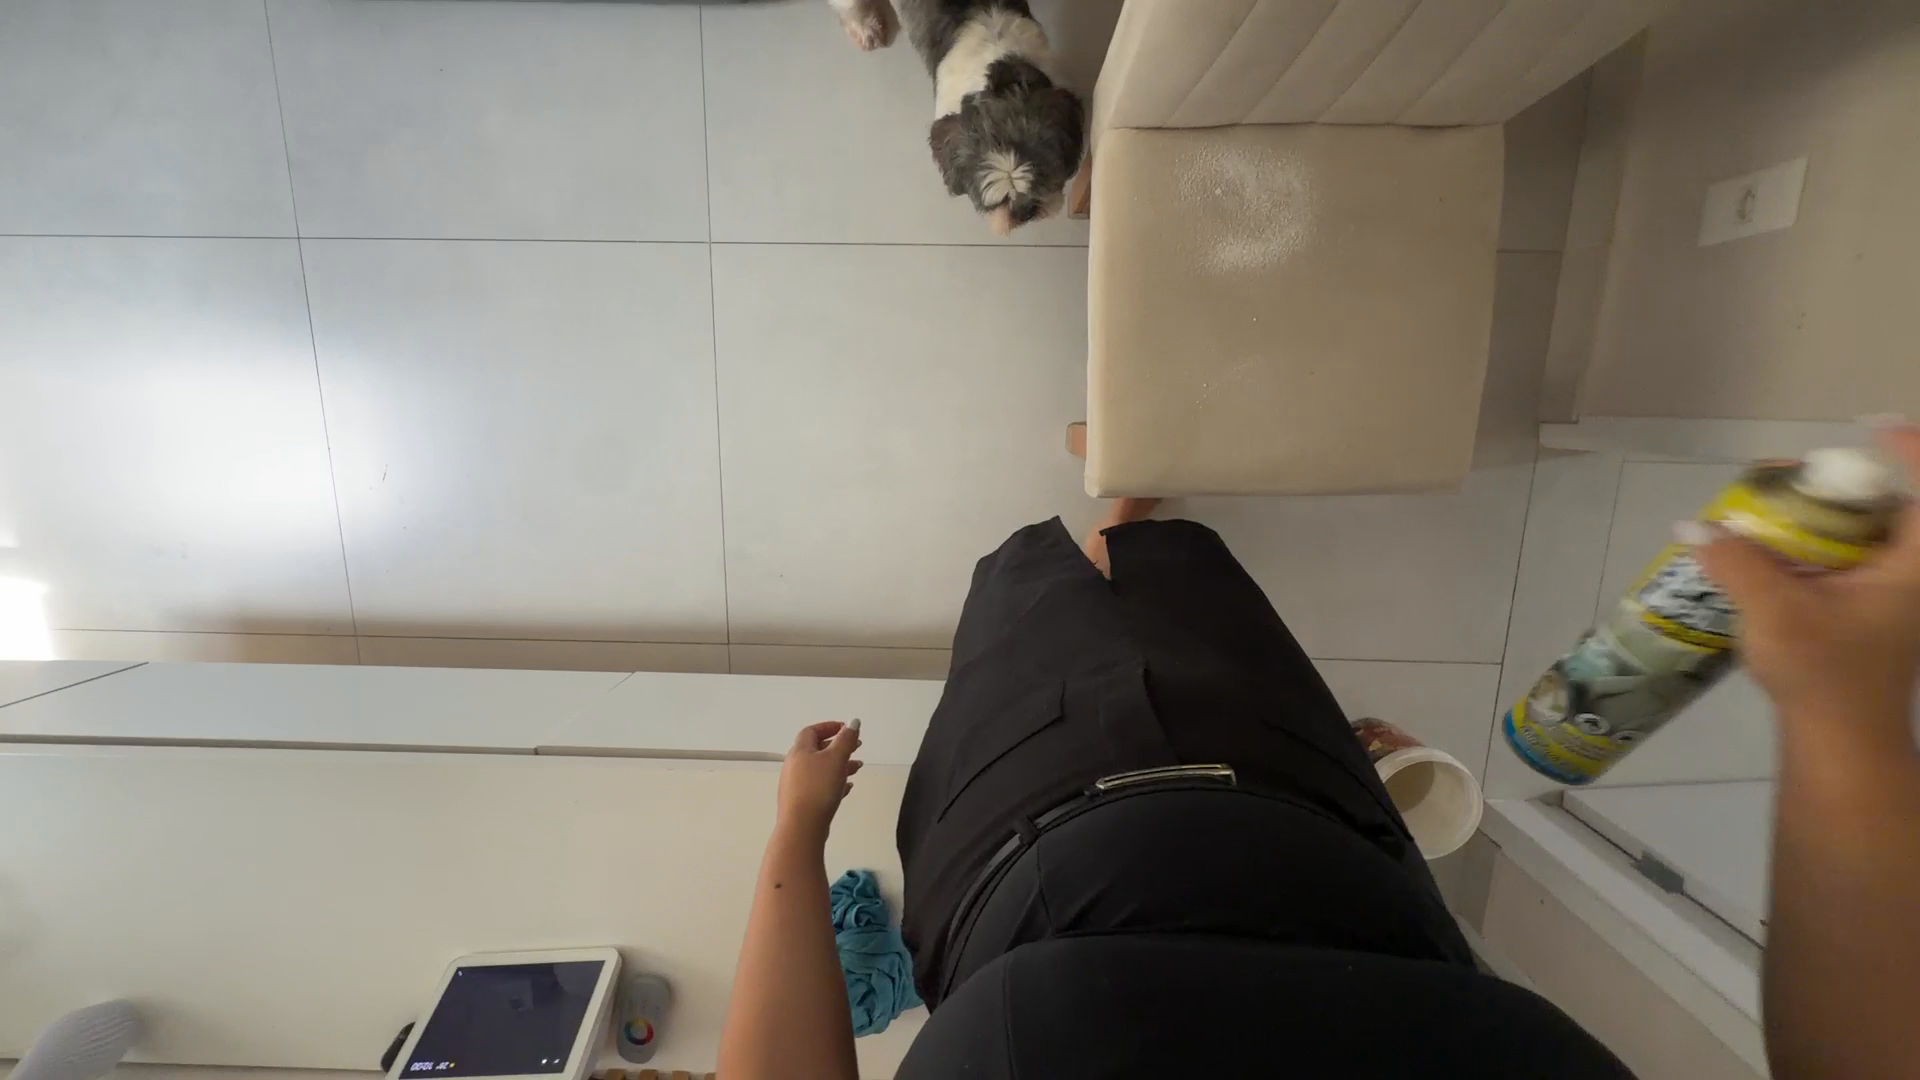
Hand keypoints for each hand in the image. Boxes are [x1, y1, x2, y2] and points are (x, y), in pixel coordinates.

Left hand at [777, 721, 863, 834]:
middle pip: (817, 750)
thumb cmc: (818, 788)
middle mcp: (794, 766)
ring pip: (820, 769)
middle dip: (838, 747)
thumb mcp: (836, 758)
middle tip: (856, 746)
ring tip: (857, 767)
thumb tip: (853, 721)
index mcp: (799, 751)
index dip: (829, 727)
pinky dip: (833, 782)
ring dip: (839, 765)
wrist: (802, 828)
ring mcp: (796, 785)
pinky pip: (819, 786)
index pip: (811, 731)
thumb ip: (846, 739)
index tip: (846, 729)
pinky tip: (846, 787)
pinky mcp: (801, 802)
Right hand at [1694, 425, 1919, 725]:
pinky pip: (1837, 557)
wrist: (1839, 728)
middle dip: (1832, 484)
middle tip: (1777, 473)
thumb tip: (1692, 525)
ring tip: (1757, 504)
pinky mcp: (1863, 606)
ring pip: (1855, 533)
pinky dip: (1803, 543)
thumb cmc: (1825, 669)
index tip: (1867, 427)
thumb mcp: (1777, 612)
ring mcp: (1888, 590)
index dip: (1908, 452)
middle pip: (1884, 508)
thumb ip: (1737, 564)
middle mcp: (1910, 571)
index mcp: (1916, 566)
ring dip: (1810, 514)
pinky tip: (1759, 547)